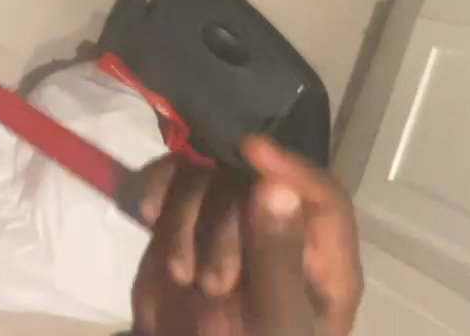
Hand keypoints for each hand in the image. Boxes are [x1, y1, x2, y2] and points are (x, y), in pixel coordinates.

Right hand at [130, 137, 361, 335]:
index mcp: (321, 259)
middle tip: (211, 283)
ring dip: (184, 217)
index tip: (249, 150)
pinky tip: (147, 218)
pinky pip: (171, 172)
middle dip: (222, 224)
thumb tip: (277, 184)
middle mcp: (278, 226)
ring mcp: (227, 215)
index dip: (290, 167)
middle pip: (253, 181)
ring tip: (180, 274)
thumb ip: (276, 256)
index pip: (322, 196)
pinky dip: (157, 188)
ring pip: (208, 172)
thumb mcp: (274, 322)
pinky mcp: (184, 210)